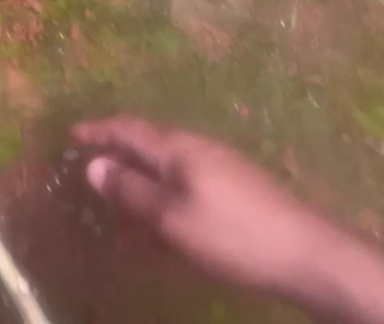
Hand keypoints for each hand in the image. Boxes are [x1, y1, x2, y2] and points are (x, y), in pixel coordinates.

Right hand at [72, 117, 347, 299]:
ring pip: (168, 153)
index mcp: (176, 147)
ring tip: (124, 178)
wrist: (311, 255)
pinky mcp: (238, 182)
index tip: (72, 133)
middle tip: (92, 154)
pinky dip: (163, 176)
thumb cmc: (233, 235)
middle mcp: (196, 144)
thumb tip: (93, 165)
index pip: (127, 129)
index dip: (98, 130)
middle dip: (118, 142)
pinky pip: (186, 169)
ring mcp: (221, 161)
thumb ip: (132, 192)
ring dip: (141, 161)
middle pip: (148, 136)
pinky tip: (168, 200)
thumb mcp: (172, 219)